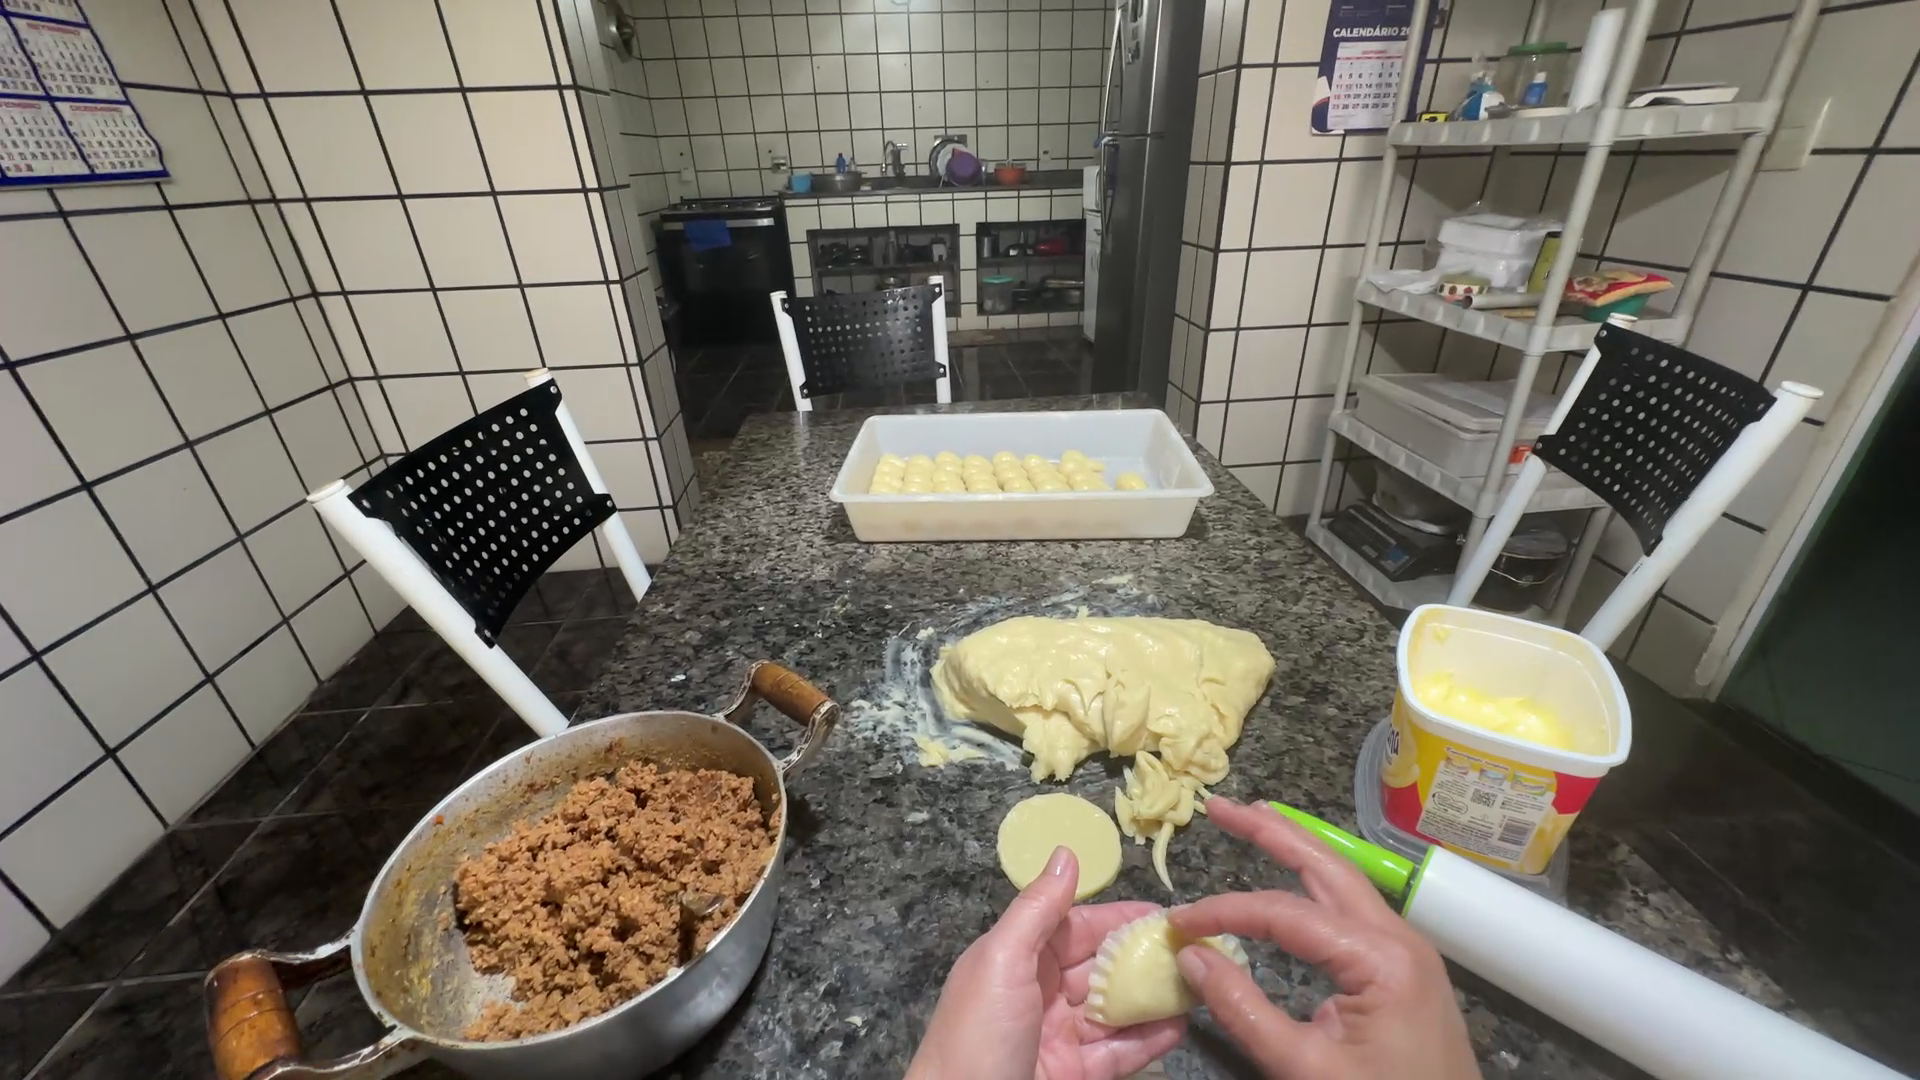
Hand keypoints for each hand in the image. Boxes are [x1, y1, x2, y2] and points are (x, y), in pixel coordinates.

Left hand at [906, 846, 1186, 1079]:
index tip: (1162, 912)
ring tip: (1196, 984)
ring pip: (1112, 1009)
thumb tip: (1067, 852)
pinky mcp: (1073, 1076)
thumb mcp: (1002, 959)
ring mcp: (1057, 1036)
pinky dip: (1147, 1040)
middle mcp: (1039, 990)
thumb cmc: (978, 1033)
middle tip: (1193, 949)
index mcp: (1018, 955)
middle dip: (1141, 956)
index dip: (1117, 917)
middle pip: (1098, 965)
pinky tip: (1178, 1026)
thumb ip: (1038, 908)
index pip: (1075, 925)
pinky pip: (1116, 1053)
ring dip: (1151, 997)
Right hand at [1169, 798, 1478, 1079]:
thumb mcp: (1306, 1072)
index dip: (1223, 912)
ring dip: (1292, 843)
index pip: (1282, 913)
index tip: (1177, 924)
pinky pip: (1348, 904)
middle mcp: (1397, 937)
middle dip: (1268, 830)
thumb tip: (1189, 955)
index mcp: (1379, 959)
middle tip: (1217, 806)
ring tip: (1250, 816)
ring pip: (1339, 876)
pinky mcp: (1401, 967)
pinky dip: (1311, 875)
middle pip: (1322, 863)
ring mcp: (1405, 949)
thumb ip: (1243, 1010)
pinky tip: (1293, 867)